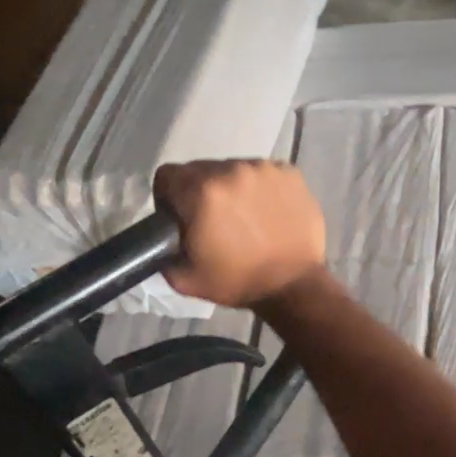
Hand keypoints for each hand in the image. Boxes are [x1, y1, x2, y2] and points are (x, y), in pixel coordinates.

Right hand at [153, 159, 326, 307]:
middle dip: (202, 194)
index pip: (167, 176)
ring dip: (233, 190)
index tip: (182, 218)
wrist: (294, 287)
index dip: (169, 198)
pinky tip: (268, 215)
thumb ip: (162, 254)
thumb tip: (161, 240)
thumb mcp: (186, 279)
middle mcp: (230, 170)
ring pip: (233, 170)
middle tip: (216, 224)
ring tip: (246, 221)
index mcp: (200, 191)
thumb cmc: (238, 283)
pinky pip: (263, 174)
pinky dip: (261, 190)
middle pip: (201, 170)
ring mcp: (263, 169)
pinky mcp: (289, 173)